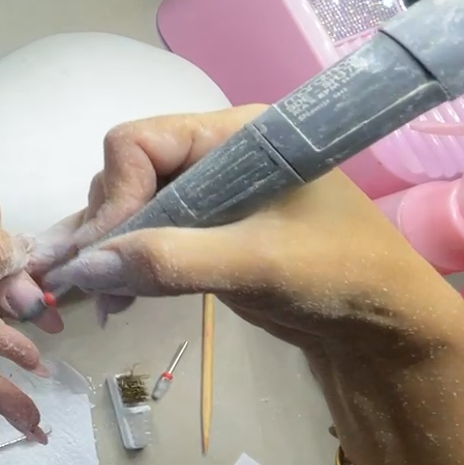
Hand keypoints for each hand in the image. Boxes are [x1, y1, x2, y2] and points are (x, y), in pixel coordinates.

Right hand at [29, 108, 463, 362]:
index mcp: (233, 136)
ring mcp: (199, 194)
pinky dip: (115, 265)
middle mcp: (208, 156)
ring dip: (102, 253)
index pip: (136, 145)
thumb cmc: (340, 279)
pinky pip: (135, 236)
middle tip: (91, 282)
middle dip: (103, 230)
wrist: (381, 328)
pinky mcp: (194, 229)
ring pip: (121, 209)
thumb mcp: (256, 265)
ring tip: (95, 297)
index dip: (114, 195)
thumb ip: (169, 260)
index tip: (105, 252)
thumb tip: (82, 269)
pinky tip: (107, 296)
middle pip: (121, 177)